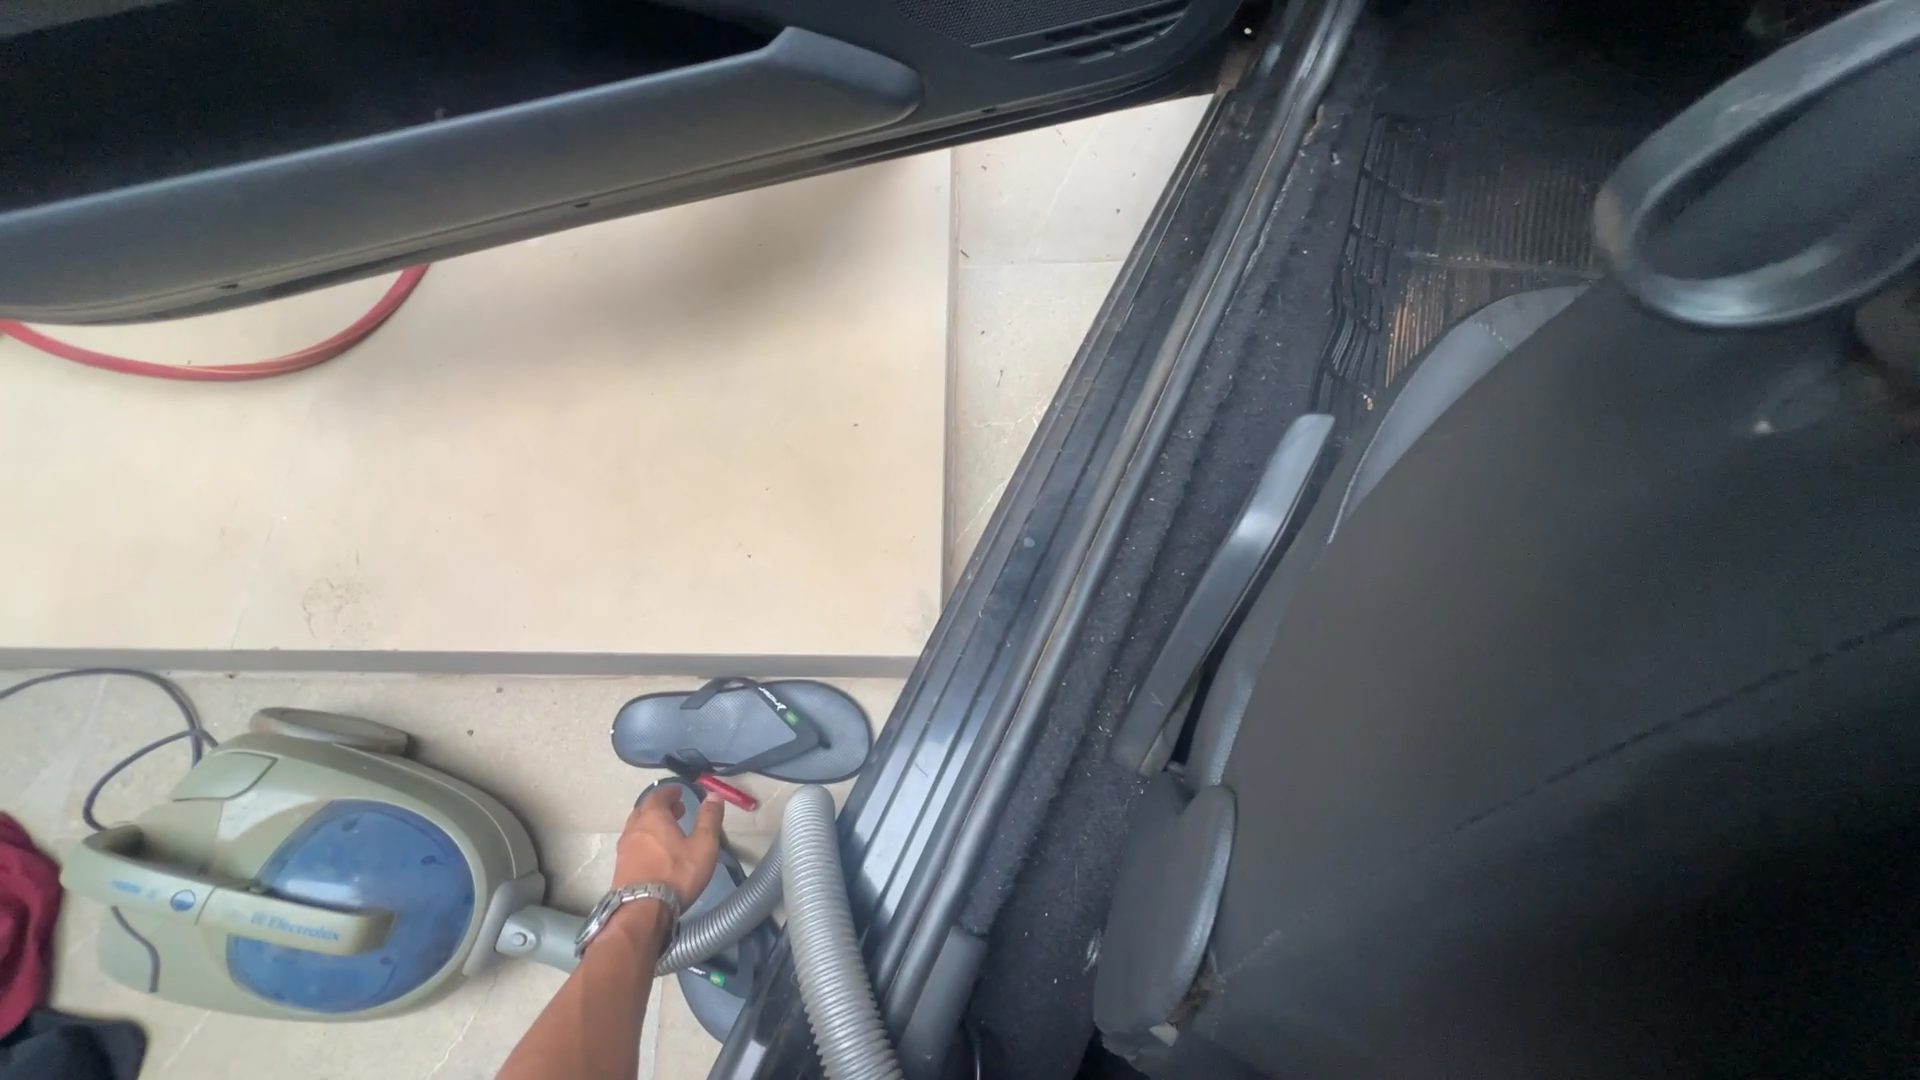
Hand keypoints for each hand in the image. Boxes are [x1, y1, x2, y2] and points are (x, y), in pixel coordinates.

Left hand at [614, 785, 723, 920]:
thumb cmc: (676, 874)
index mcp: (653, 818)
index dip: (669, 792)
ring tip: (668, 832)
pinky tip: (656, 853)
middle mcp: (634, 829)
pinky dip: (645, 840)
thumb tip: (713, 795)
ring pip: (637, 828)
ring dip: (651, 824)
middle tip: (676, 810)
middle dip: (660, 807)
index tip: (679, 792)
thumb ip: (709, 818)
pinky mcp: (620, 868)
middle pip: (644, 810)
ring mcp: (624, 849)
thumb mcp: (703, 845)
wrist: (641, 913)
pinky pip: (633, 844)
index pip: (657, 795)